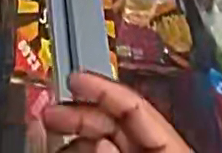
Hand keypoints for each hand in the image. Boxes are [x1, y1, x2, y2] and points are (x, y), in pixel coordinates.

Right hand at [41, 71, 191, 152]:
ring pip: (104, 141)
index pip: (133, 102)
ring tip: (51, 136)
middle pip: (114, 119)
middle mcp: (157, 144)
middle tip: (49, 112)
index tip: (72, 76)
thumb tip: (99, 139)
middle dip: (78, 112)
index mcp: (173, 139)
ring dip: (75, 136)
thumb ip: (125, 152)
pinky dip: (81, 151)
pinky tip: (64, 150)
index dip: (100, 85)